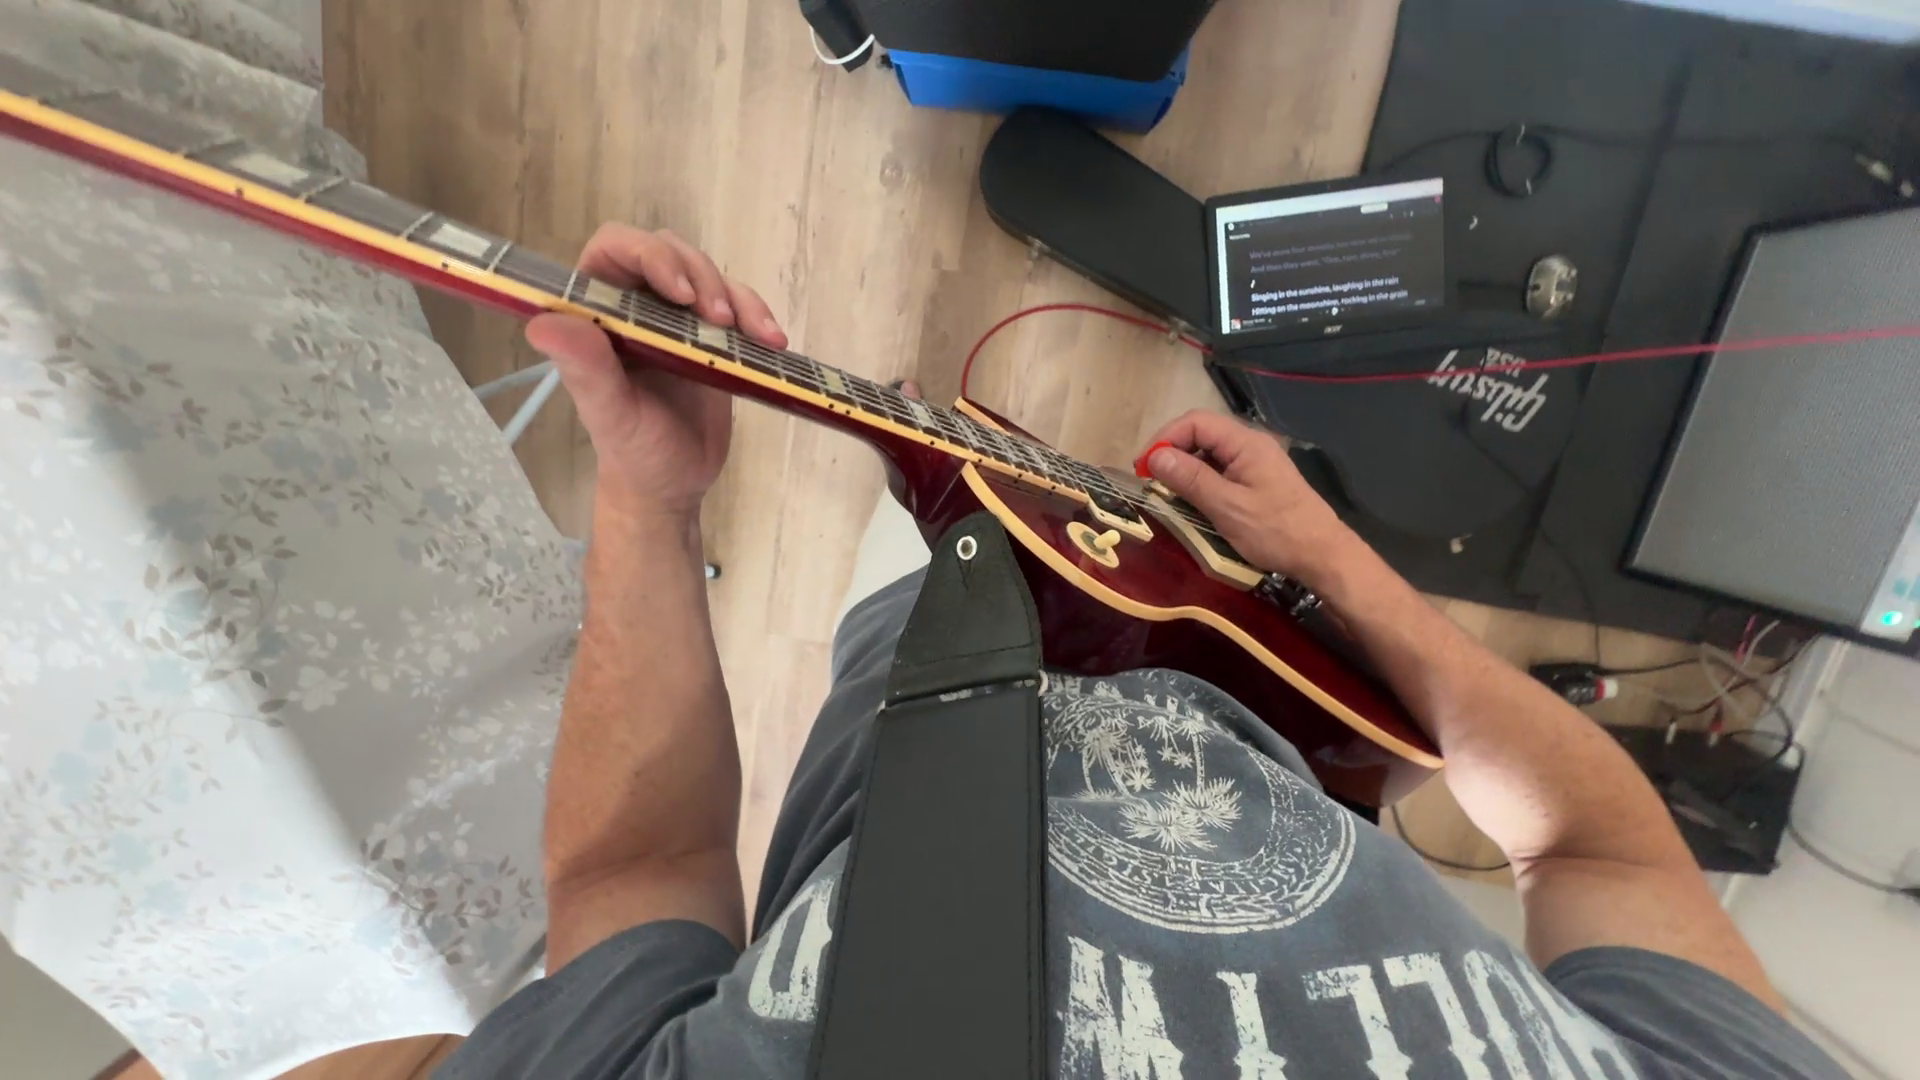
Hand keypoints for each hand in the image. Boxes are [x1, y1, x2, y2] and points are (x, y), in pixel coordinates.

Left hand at [527, 223, 787, 517]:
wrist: (677, 484)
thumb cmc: (634, 453)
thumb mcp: (610, 415)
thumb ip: (585, 370)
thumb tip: (545, 325)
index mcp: (599, 312)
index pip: (616, 249)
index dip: (649, 255)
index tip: (682, 293)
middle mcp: (636, 305)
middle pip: (671, 252)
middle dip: (703, 276)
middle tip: (720, 322)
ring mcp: (678, 321)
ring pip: (711, 277)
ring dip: (738, 298)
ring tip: (758, 336)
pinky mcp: (714, 340)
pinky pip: (739, 310)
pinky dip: (759, 318)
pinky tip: (774, 342)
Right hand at [1142, 410, 1359, 585]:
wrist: (1323, 556)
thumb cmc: (1276, 532)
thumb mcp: (1227, 507)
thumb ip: (1191, 479)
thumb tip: (1154, 456)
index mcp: (1246, 443)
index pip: (1195, 422)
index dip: (1164, 439)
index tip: (1143, 468)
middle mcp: (1250, 445)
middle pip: (1201, 434)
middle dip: (1171, 452)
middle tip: (1149, 481)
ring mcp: (1255, 463)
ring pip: (1208, 453)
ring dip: (1184, 469)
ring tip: (1166, 493)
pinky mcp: (1256, 481)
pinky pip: (1220, 471)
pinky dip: (1199, 482)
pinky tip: (1191, 502)